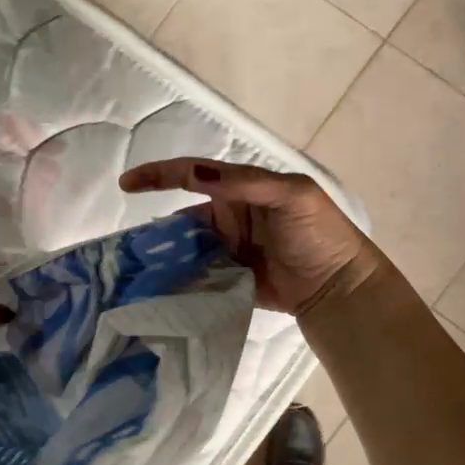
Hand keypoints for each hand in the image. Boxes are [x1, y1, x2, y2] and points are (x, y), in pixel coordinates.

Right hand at [119, 158, 383, 316]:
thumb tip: (195, 174)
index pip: (191, 176)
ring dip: (162, 259)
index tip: (126, 184)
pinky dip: (177, 282)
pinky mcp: (225, 279)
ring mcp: (225, 250)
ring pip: (183, 250)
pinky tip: (158, 290)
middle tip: (126, 248)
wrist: (338, 287)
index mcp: (239, 190)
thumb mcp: (291, 195)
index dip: (158, 176)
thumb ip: (245, 183)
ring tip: (135, 272)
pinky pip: (194, 277)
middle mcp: (227, 218)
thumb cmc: (320, 234)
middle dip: (154, 232)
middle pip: (179, 219)